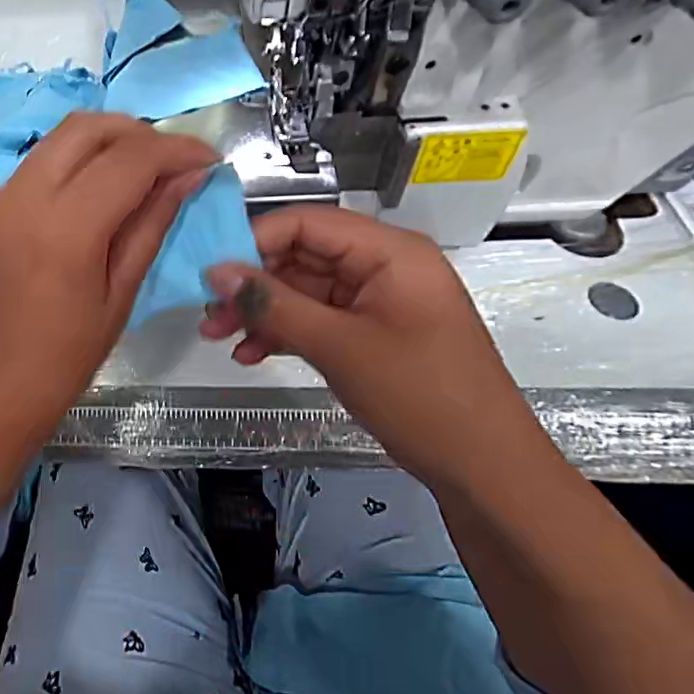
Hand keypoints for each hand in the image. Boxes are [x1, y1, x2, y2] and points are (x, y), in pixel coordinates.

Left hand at [0, 113, 217, 510]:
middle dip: (139, 131)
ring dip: (105, 140)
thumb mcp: (122, 293)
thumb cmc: (66, 357)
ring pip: (57, 137)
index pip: (129, 159)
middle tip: (172, 158)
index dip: (176, 149)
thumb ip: (153, 223)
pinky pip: (35, 165)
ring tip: (140, 168)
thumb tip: (188, 176)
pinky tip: (95, 190)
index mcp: (63, 231)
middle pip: (87, 127)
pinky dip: (73, 163)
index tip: (207, 158)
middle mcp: (21, 200)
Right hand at [199, 206, 532, 474]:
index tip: (211, 271)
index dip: (255, 241)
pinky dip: (285, 333)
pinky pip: (318, 319)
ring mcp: (377, 301)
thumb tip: (218, 272)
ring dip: (263, 312)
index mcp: (389, 251)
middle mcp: (382, 266)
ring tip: (219, 336)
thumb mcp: (340, 346)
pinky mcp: (371, 332)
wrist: (483, 470)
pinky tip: (252, 354)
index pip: (308, 223)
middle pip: (302, 257)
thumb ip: (275, 305)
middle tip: (209, 312)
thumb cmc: (421, 396)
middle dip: (254, 284)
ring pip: (304, 291)